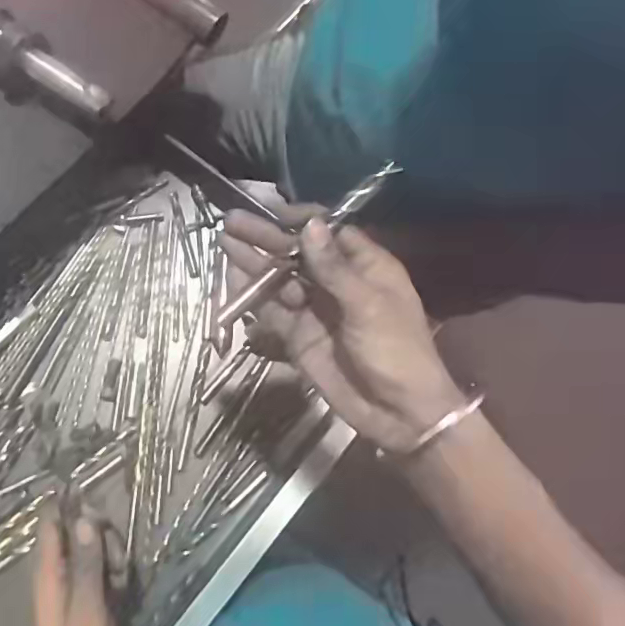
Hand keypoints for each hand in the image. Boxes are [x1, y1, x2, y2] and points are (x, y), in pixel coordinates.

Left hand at [31, 508, 116, 625]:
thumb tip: (85, 517)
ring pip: (94, 554)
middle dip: (104, 539)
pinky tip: (122, 594)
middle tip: (117, 563)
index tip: (98, 501)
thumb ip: (87, 563)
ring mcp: (71, 590)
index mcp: (48, 573)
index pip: (51, 522)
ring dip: (112, 560)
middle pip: (80, 534)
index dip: (71, 504)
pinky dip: (113, 579)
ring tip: (121, 584)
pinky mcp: (85, 604)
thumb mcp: (87, 610)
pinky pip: (101, 576)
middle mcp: (56, 576)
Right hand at [220, 183, 467, 454]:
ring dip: (255, 263)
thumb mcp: (367, 304)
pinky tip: (233, 280)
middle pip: (298, 253)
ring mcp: (316, 310)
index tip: (273, 213)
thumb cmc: (396, 351)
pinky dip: (254, 297)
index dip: (301, 221)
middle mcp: (337, 283)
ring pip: (281, 279)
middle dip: (267, 237)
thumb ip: (333, 267)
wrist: (399, 413)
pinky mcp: (299, 337)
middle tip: (232, 221)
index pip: (329, 232)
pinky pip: (273, 312)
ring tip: (225, 242)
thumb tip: (310, 224)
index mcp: (366, 267)